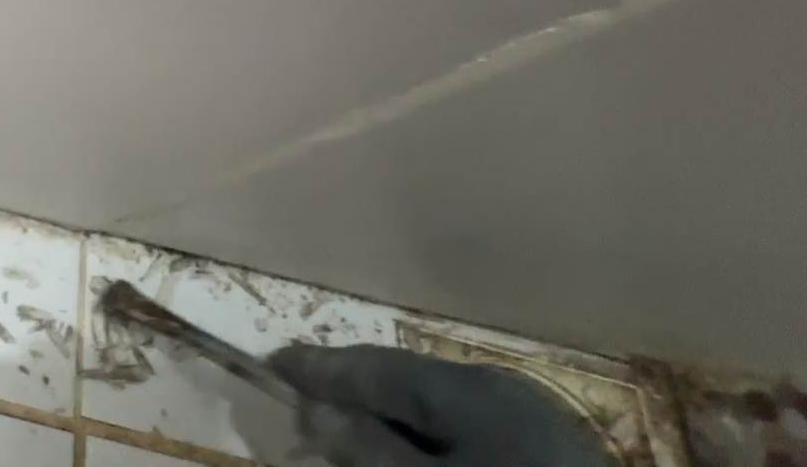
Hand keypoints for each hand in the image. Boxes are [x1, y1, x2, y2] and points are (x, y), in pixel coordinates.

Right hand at [268, 344, 611, 466]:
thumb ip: (364, 446)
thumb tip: (309, 407)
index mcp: (464, 388)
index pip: (368, 364)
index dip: (315, 366)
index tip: (270, 364)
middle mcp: (495, 389)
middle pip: (400, 381)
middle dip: (350, 394)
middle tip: (302, 407)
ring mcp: (531, 424)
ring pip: (433, 409)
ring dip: (385, 420)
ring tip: (348, 437)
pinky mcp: (550, 457)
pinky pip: (467, 434)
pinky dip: (426, 442)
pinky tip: (407, 456)